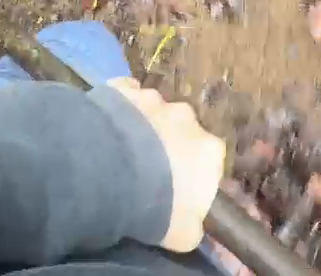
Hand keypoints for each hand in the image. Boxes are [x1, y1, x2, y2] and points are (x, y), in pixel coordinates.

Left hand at [107, 78, 226, 251]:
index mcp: (209, 149)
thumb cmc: (158, 206)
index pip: (210, 157)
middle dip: (169, 142)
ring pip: (153, 110)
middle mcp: (186, 117)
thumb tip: (193, 221)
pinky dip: (121, 106)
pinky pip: (126, 94)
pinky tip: (110, 123)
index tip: (181, 183)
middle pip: (182, 128)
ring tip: (124, 145)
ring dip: (143, 124)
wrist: (111, 170)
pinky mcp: (122, 86)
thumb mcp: (187, 233)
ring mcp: (153, 97)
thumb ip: (195, 222)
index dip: (196, 169)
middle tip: (149, 164)